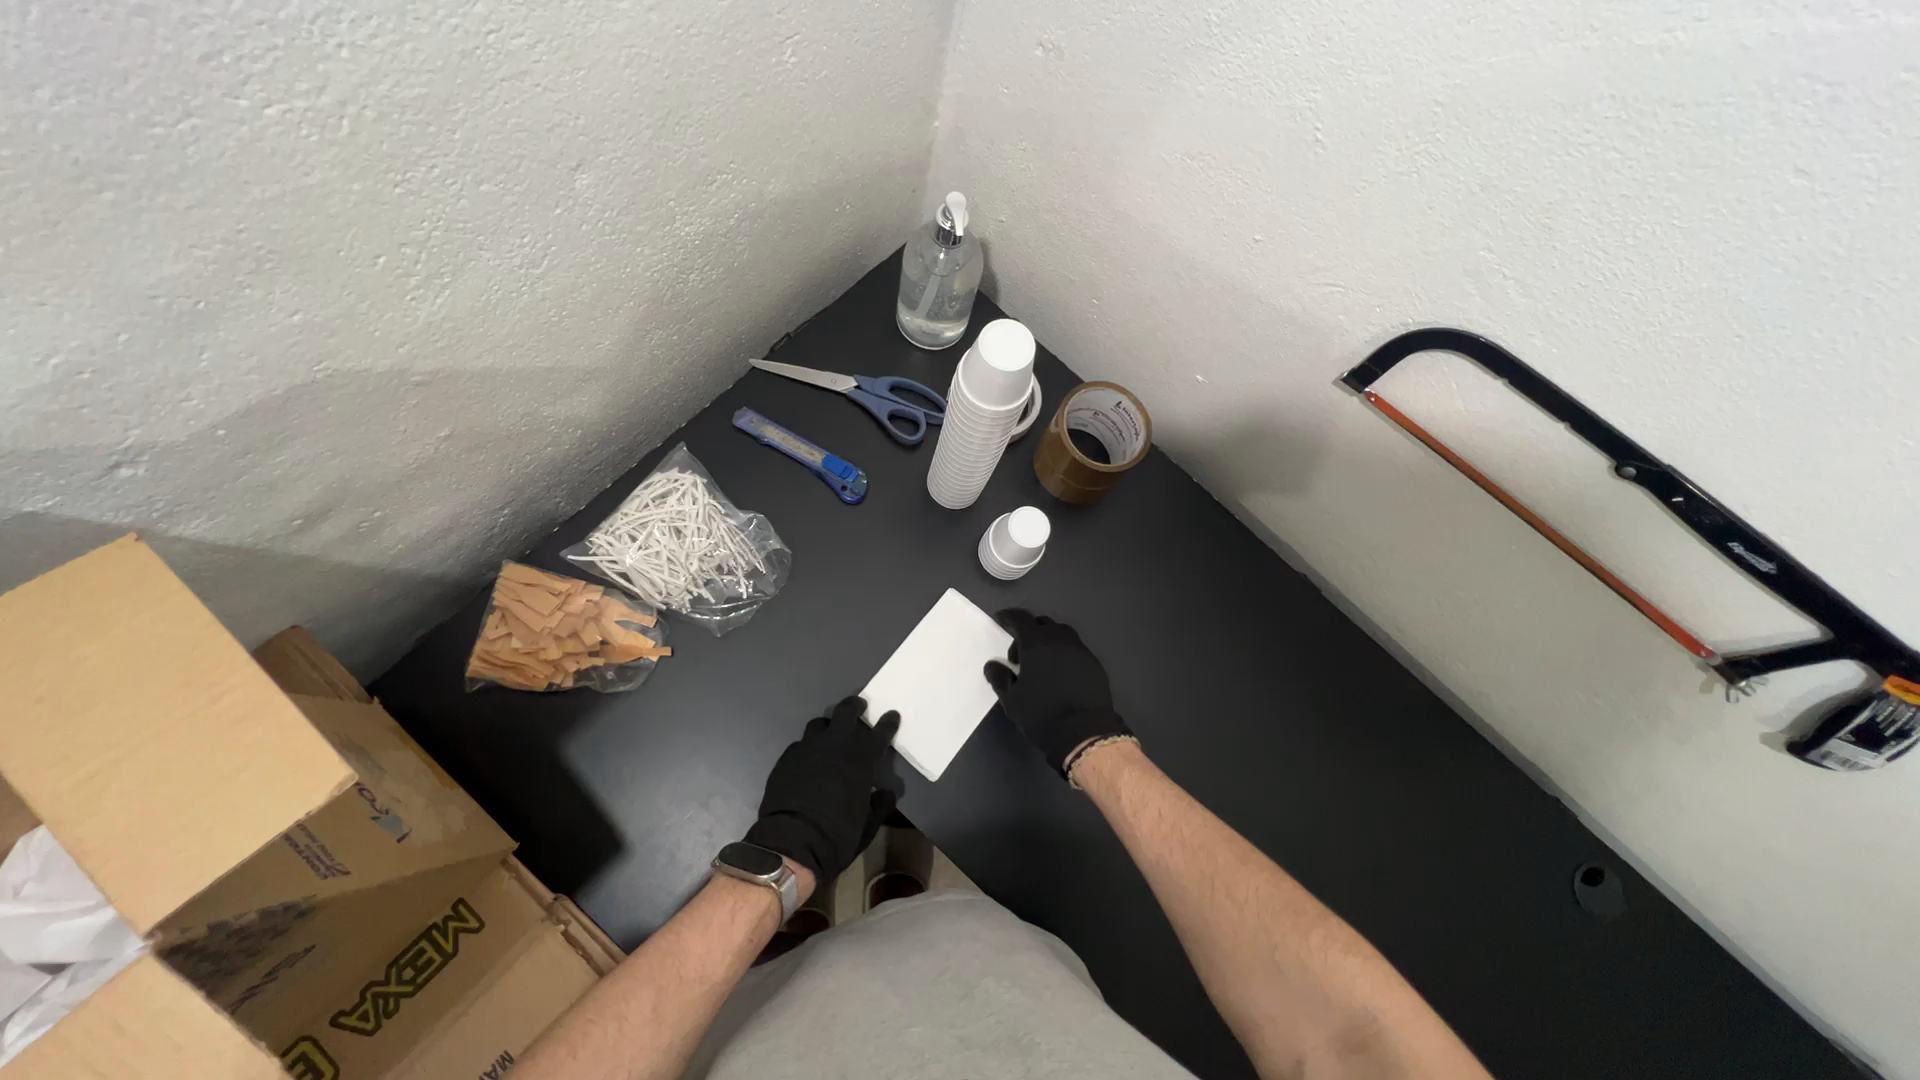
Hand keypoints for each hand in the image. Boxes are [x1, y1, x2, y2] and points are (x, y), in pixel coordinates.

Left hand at [745, 696, 902, 882]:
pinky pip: (800, 745)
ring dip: (828, 727)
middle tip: (859, 708)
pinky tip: (808, 760)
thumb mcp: (868, 825)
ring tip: (831, 736)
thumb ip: (879, 805)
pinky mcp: (786, 759)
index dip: (888, 723)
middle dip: (855, 706)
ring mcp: (807, 749)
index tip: (892, 715)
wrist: (791, 844)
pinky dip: (808, 748)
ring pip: (819, 724)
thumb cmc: (838, 836)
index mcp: (861, 758)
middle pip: (845, 711)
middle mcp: (835, 745)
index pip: (880, 732)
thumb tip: (884, 793)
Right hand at [983, 610, 1134, 780]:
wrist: (1084, 733)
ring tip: (1041, 665)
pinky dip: (1064, 655)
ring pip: (1062, 635)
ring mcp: (1081, 651)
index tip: (1001, 620)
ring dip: (1048, 642)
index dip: (1008, 617)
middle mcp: (1060, 640)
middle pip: (1042, 624)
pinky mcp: (1094, 664)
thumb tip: (993, 665)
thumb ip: (1000, 678)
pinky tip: (1060, 675)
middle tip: (1021, 655)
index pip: (1020, 618)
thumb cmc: (1041, 714)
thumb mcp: (1012, 700)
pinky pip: (1075, 650)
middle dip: (1029, 632)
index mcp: (1036, 643)